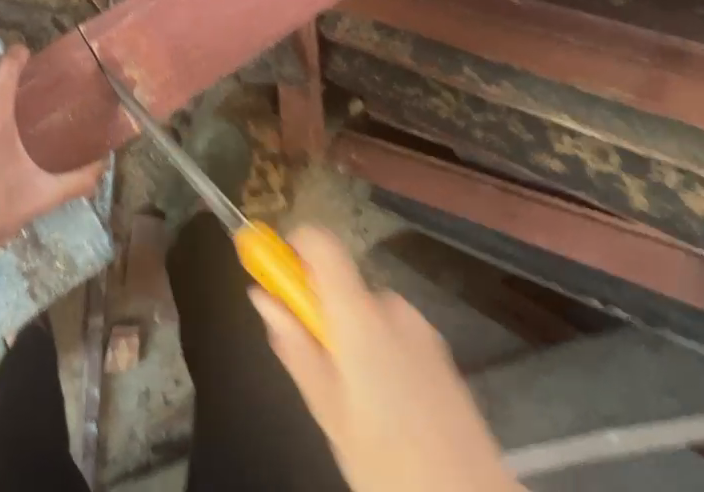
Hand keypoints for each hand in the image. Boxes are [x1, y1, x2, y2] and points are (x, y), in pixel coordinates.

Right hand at [252, 228, 522, 491]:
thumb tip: (263, 298)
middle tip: (315, 366)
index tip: (274, 273)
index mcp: (360, 318)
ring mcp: (422, 327)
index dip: (293, 246)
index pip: (321, 244)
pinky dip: (377, 349)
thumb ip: (296, 347)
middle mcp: (393, 309)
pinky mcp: (440, 349)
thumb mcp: (328, 409)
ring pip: (366, 311)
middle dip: (320, 312)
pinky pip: (392, 330)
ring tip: (353, 397)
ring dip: (349, 335)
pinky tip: (385, 403)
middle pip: (342, 282)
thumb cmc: (387, 459)